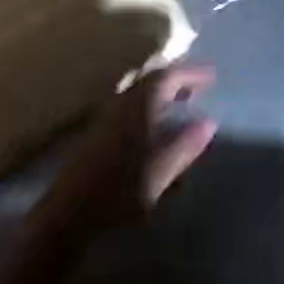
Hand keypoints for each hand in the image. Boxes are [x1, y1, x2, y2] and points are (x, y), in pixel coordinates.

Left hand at [31, 65, 217, 237]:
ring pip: (139, 91)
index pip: (167, 77)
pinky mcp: (99, 131)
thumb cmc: (120, 190)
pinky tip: (156, 124)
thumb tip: (209, 122)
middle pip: (151, 79)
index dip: (190, 73)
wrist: (71, 210)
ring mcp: (107, 116)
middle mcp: (121, 103)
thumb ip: (185, 146)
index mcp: (138, 107)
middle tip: (200, 85)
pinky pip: (131, 104)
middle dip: (177, 78)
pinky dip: (150, 104)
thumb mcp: (161, 172)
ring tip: (183, 102)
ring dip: (162, 91)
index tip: (212, 75)